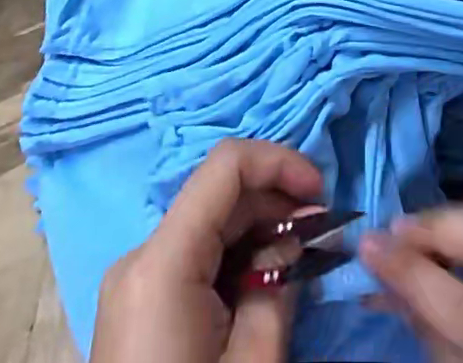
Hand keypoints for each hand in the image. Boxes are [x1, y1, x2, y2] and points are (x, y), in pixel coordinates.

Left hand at [91, 139, 323, 362]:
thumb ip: (277, 287)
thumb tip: (297, 238)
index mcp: (162, 261)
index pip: (223, 168)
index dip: (278, 162)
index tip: (322, 190)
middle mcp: (141, 254)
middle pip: (217, 196)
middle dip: (276, 201)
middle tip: (325, 233)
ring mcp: (136, 278)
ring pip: (207, 224)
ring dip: (259, 230)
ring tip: (305, 256)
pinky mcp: (141, 300)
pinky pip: (194, 257)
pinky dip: (235, 257)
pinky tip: (269, 279)